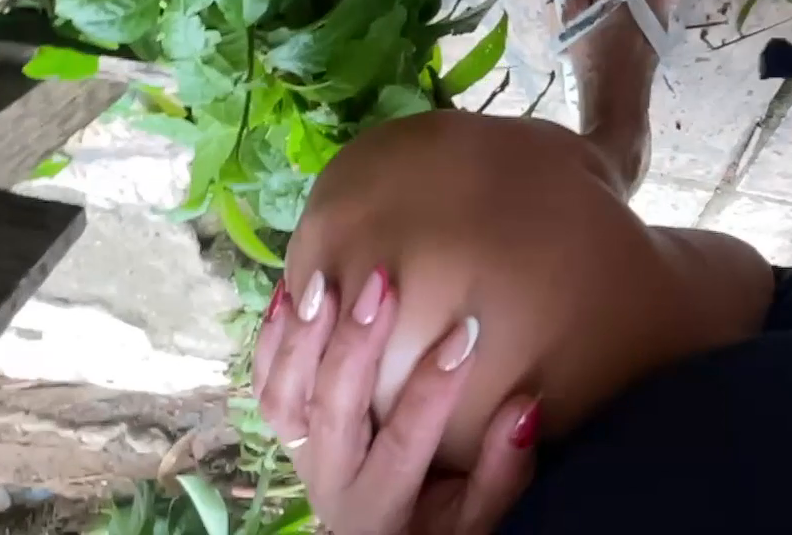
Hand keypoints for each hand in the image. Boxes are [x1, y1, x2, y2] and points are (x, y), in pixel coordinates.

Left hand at [254, 269, 537, 534]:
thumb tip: (524, 407)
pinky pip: (267, 387)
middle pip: (334, 408)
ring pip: (287, 396)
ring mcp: (302, 455)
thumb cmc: (435, 522)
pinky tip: (289, 293)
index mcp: (379, 506)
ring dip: (304, 335)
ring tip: (326, 281)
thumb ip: (502, 469)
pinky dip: (272, 340)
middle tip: (382, 284)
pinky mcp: (288, 433)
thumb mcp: (475, 515)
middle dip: (356, 342)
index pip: (405, 438)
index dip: (435, 384)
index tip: (467, 328)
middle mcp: (330, 479)